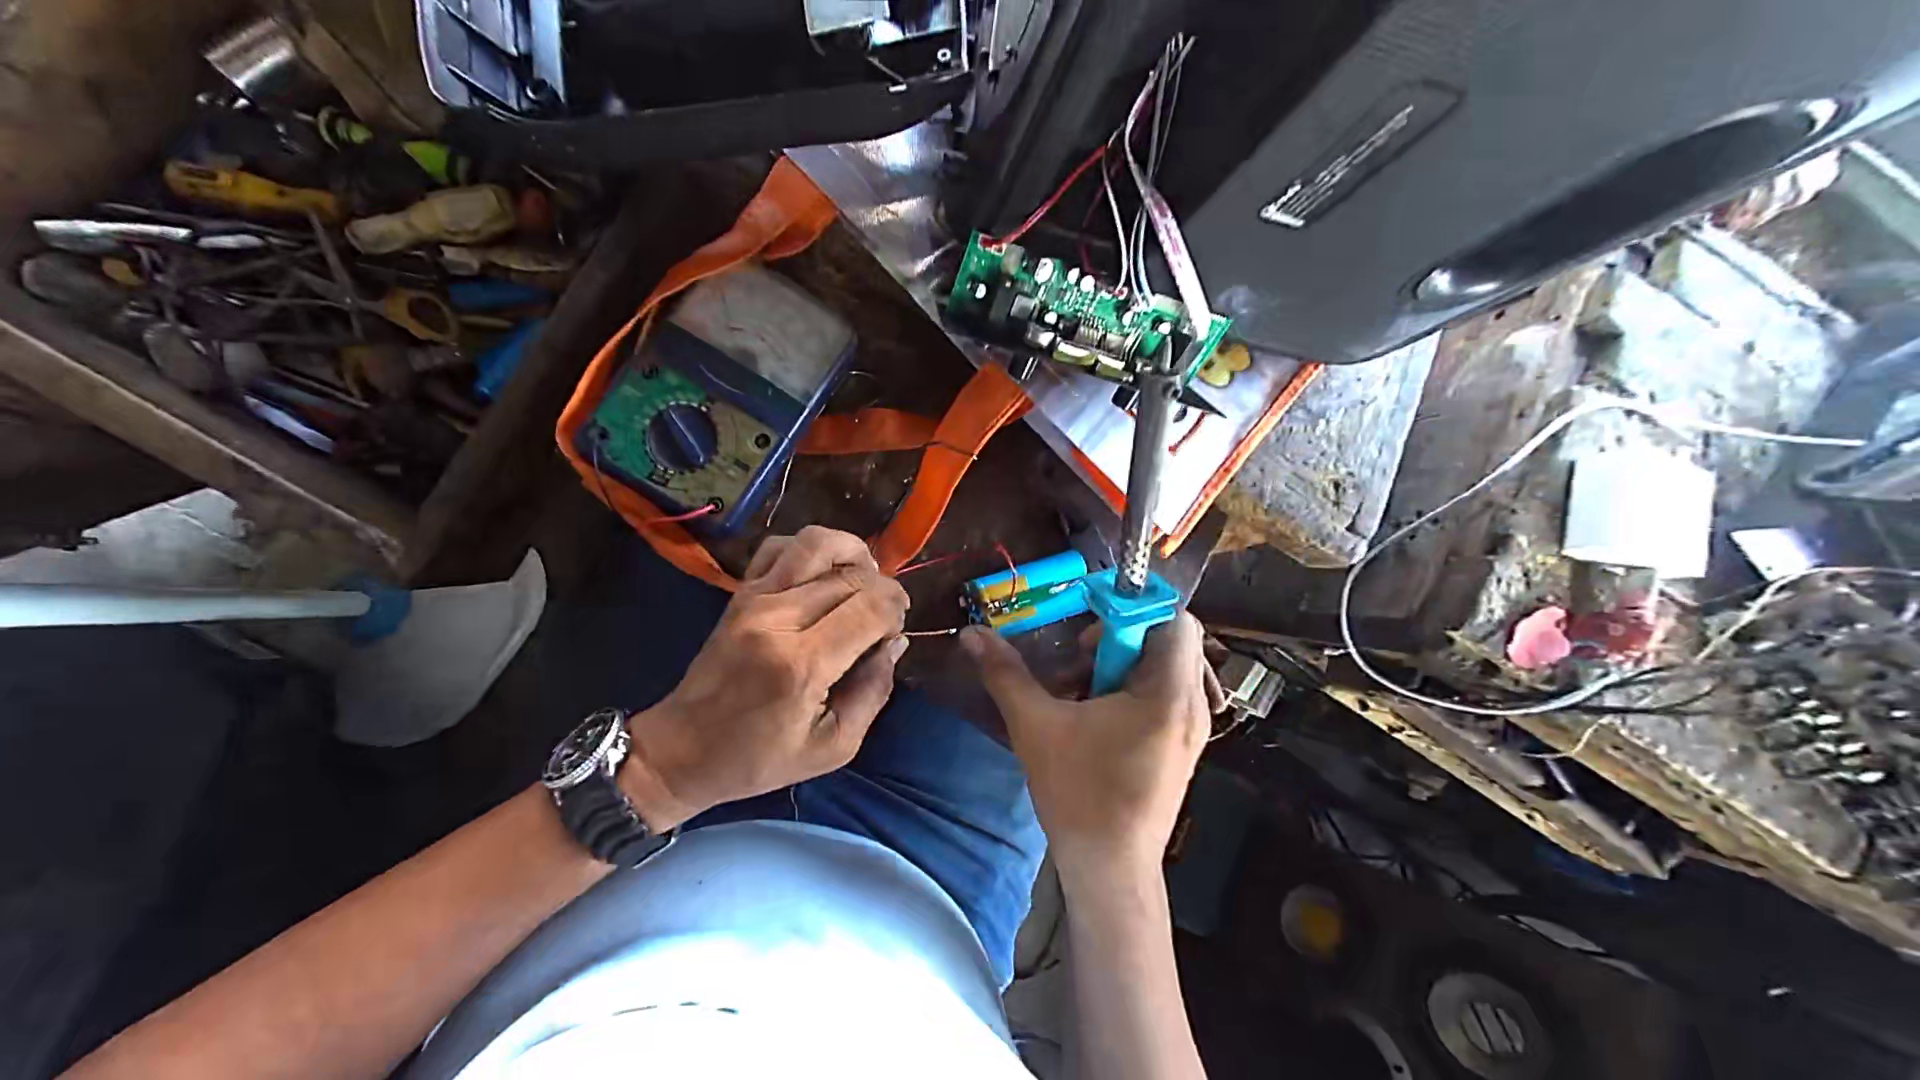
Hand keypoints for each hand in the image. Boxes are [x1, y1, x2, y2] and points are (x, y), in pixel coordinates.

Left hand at [620, 527, 909, 828]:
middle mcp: (777, 618)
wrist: (681, 750)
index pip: (871, 607)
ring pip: (818, 543)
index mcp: (802, 665)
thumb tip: (894, 642)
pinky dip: (813, 549)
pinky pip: (782, 546)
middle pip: (853, 574)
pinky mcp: (739, 592)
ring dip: (853, 555)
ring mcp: (753, 598)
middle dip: (884, 590)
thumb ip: (873, 692)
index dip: (896, 612)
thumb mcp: (832, 748)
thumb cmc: (758, 759)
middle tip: (884, 620)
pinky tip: (823, 575)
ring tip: (862, 583)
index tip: (893, 634)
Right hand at [961, 614, 1214, 884]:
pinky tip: (1092, 714)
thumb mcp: (1036, 725)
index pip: (1172, 617)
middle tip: (1076, 661)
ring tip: (1078, 690)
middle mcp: (1192, 704)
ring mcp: (1191, 727)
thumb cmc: (1079, 794)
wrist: (1110, 869)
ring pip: (1162, 666)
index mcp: (1169, 693)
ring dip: (1118, 664)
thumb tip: (972, 634)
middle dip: (1117, 638)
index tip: (1087, 624)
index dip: (1130, 606)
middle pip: (1166, 639)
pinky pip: (1163, 693)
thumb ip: (1005, 672)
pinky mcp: (1180, 744)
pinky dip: (1129, 688)